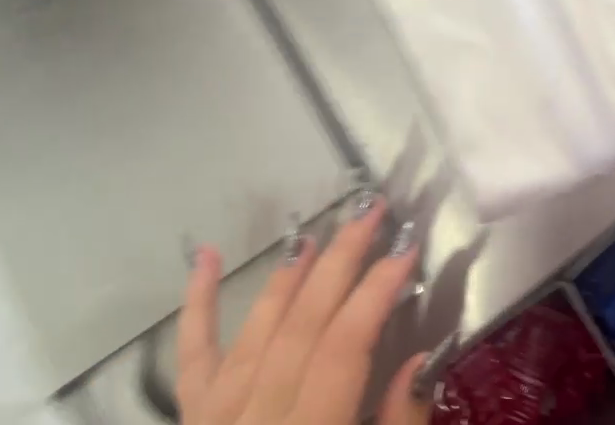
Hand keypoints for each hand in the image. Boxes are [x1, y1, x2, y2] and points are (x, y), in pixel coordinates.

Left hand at [177, 195, 431, 424]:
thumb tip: (422, 359)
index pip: (340, 350)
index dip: (375, 294)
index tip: (407, 248)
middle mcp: (251, 424)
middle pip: (298, 329)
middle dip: (339, 263)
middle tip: (372, 211)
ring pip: (252, 334)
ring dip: (288, 276)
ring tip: (319, 231)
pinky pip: (192, 362)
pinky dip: (195, 307)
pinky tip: (202, 257)